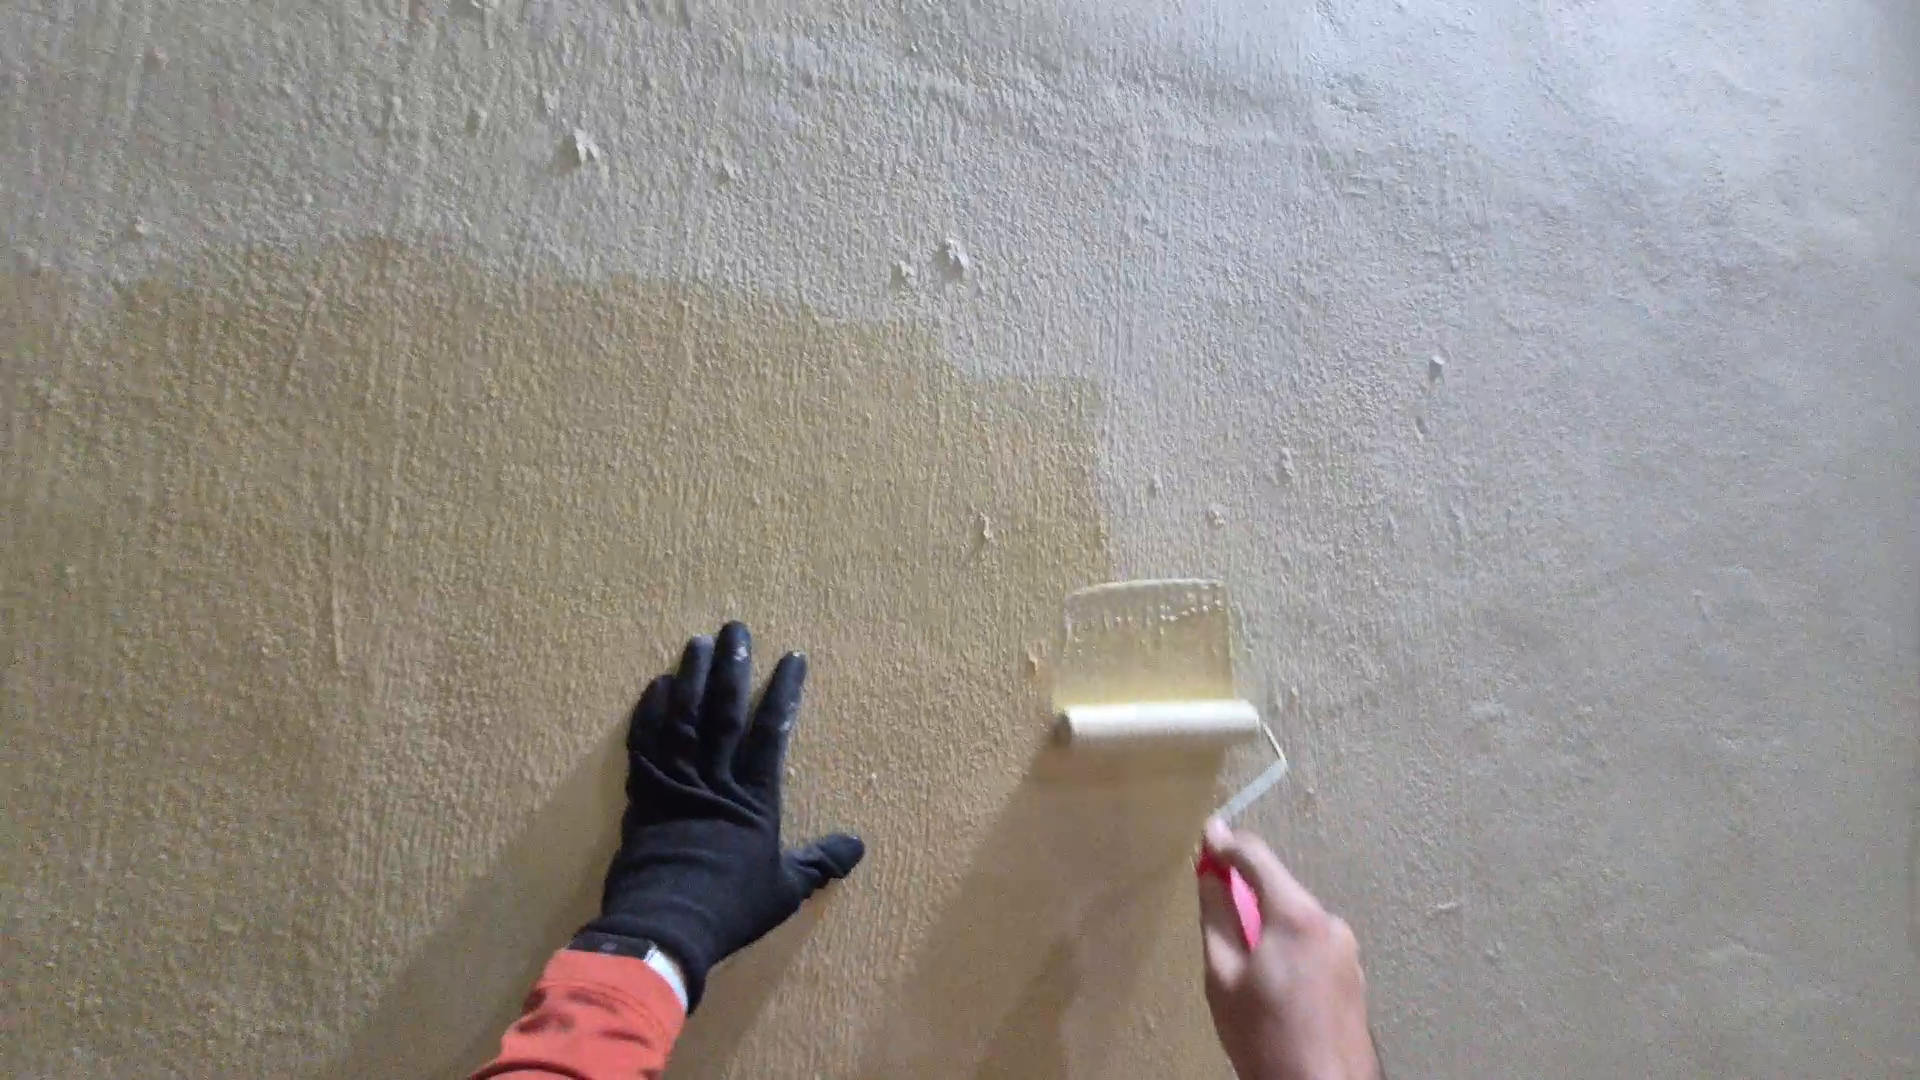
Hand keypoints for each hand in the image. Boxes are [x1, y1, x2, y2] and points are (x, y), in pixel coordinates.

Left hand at [585, 621, 864, 1008]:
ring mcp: (676, 783)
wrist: (664, 930)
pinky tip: (656, 686)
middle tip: (735, 629)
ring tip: (697, 642)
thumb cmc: (730, 906)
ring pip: (685, 719)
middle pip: (726, 712)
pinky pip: (646, 746)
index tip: (793, 657)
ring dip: (692, 678)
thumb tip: (858, 847)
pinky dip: (649, 714)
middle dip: (733, 668)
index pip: (773, 730)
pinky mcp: (643, 795)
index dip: (784, 692)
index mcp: (755, 795)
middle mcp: (716, 777)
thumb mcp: (785, 889)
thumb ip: (820, 862)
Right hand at [1198, 819, 1379, 1079]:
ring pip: (1294, 914)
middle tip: (1214, 895)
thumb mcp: (1222, 973)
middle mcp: (1330, 922)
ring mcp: (1347, 949)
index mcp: (1297, 915)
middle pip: (1277, 885)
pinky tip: (1271, 974)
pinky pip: (1310, 939)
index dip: (1225, 843)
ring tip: (1243, 951)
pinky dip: (1285, 939)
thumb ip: (1216, 913)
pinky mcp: (1354, 974)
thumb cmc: (1265, 1035)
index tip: (1205, 835)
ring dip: (1266, 916)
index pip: (1256, 856)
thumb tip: (1209, 872)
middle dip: (1245, 886)